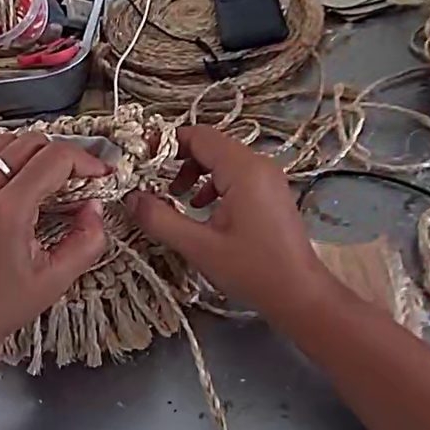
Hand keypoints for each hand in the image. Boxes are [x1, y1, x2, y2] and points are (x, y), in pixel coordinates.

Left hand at [0, 135, 109, 390]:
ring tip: (48, 176)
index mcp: (8, 211)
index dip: (86, 160)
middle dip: (63, 155)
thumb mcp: (55, 281)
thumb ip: (86, 242)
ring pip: (0, 142)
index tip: (100, 175)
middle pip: (30, 143)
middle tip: (79, 179)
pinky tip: (1, 162)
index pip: (55, 158)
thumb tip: (95, 209)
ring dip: (31, 151)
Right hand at [124, 126, 340, 317]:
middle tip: (155, 183)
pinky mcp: (271, 193)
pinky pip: (236, 175)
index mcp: (243, 169)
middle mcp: (259, 164)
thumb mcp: (198, 246)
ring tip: (177, 197)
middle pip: (210, 145)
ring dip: (195, 173)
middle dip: (178, 160)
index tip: (141, 161)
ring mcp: (269, 178)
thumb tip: (129, 198)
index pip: (198, 136)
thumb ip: (160, 218)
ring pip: (223, 160)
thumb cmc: (251, 269)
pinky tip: (203, 209)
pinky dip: (214, 184)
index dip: (166, 143)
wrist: (300, 293)